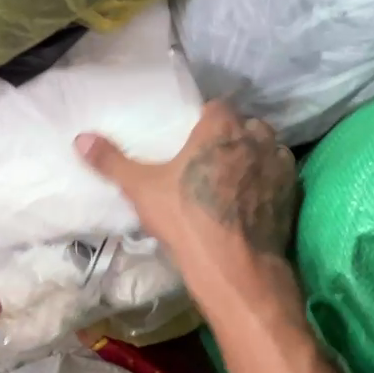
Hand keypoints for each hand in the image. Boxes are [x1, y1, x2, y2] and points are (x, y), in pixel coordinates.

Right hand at [76, 101, 298, 274]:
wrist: (233, 266)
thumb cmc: (185, 217)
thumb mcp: (140, 188)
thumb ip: (112, 161)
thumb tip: (80, 139)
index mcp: (221, 128)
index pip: (217, 106)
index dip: (205, 119)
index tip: (192, 135)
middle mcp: (256, 138)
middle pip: (245, 126)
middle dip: (232, 136)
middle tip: (209, 157)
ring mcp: (279, 166)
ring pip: (267, 149)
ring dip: (254, 157)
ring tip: (232, 176)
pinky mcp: (292, 195)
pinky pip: (280, 177)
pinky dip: (267, 183)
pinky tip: (250, 200)